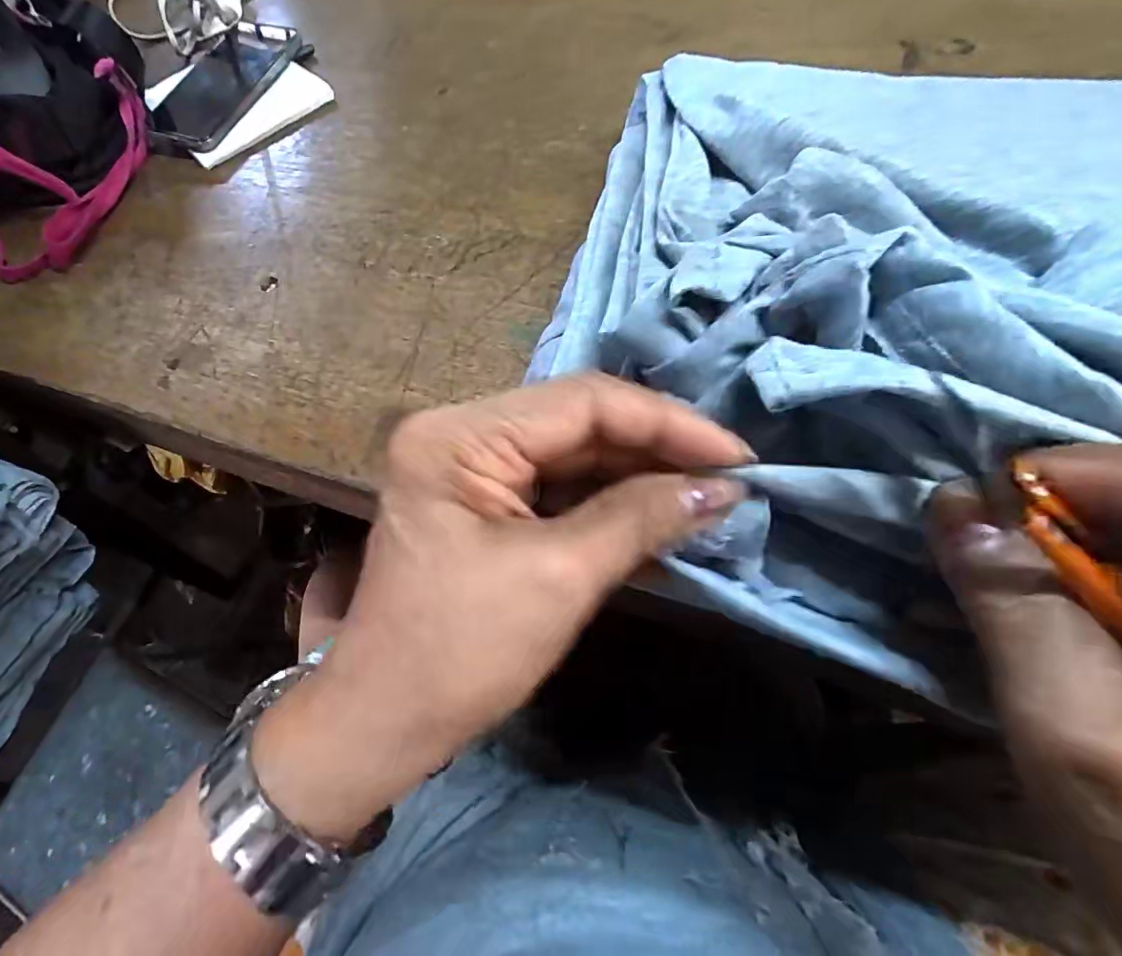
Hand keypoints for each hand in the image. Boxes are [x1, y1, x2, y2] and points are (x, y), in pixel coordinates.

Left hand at [253, 374, 750, 841]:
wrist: (384, 719)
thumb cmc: (461, 652)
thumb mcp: (559, 577)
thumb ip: (640, 517)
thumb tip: (722, 487)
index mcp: (459, 435)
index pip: (582, 401)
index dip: (666, 423)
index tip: (737, 456)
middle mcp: (457, 432)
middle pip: (576, 421)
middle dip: (655, 448)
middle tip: (728, 478)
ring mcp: (464, 465)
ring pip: (570, 452)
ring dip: (637, 474)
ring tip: (707, 494)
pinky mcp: (477, 500)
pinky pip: (553, 484)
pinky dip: (606, 500)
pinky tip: (659, 511)